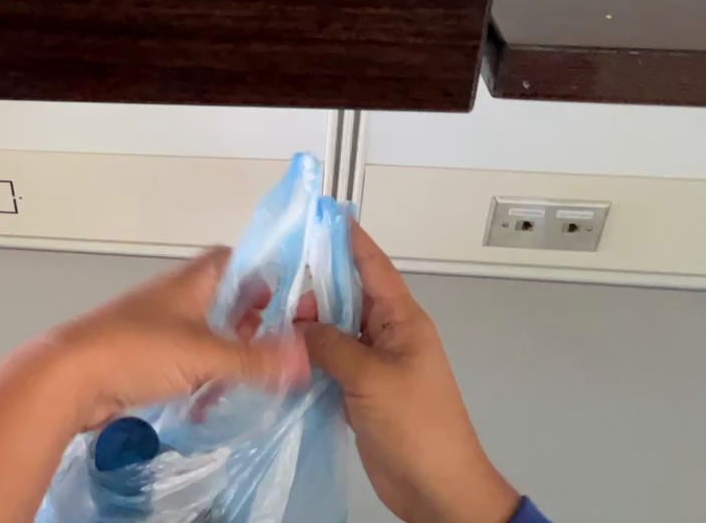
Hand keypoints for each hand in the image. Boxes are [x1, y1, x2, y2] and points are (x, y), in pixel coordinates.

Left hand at [48, 246, 310, 428]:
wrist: (73, 376)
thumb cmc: (135, 348)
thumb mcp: (204, 353)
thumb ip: (254, 358)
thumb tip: (302, 356)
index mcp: (192, 280)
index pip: (235, 260)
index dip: (264, 274)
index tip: (292, 298)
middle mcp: (178, 296)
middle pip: (225, 296)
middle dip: (253, 318)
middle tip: (280, 341)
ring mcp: (162, 325)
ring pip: (207, 329)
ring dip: (230, 347)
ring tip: (255, 370)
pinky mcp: (149, 355)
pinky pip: (189, 357)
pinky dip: (207, 371)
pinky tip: (215, 393)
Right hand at [300, 224, 522, 522]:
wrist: (438, 491)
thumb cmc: (416, 424)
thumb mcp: (371, 378)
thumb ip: (330, 344)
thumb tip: (297, 325)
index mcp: (401, 319)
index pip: (372, 266)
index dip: (348, 238)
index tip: (322, 214)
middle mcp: (386, 333)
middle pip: (345, 295)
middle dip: (312, 286)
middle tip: (272, 286)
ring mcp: (373, 362)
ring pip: (334, 328)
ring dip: (306, 324)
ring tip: (267, 319)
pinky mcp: (359, 388)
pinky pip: (330, 358)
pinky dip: (309, 353)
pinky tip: (281, 351)